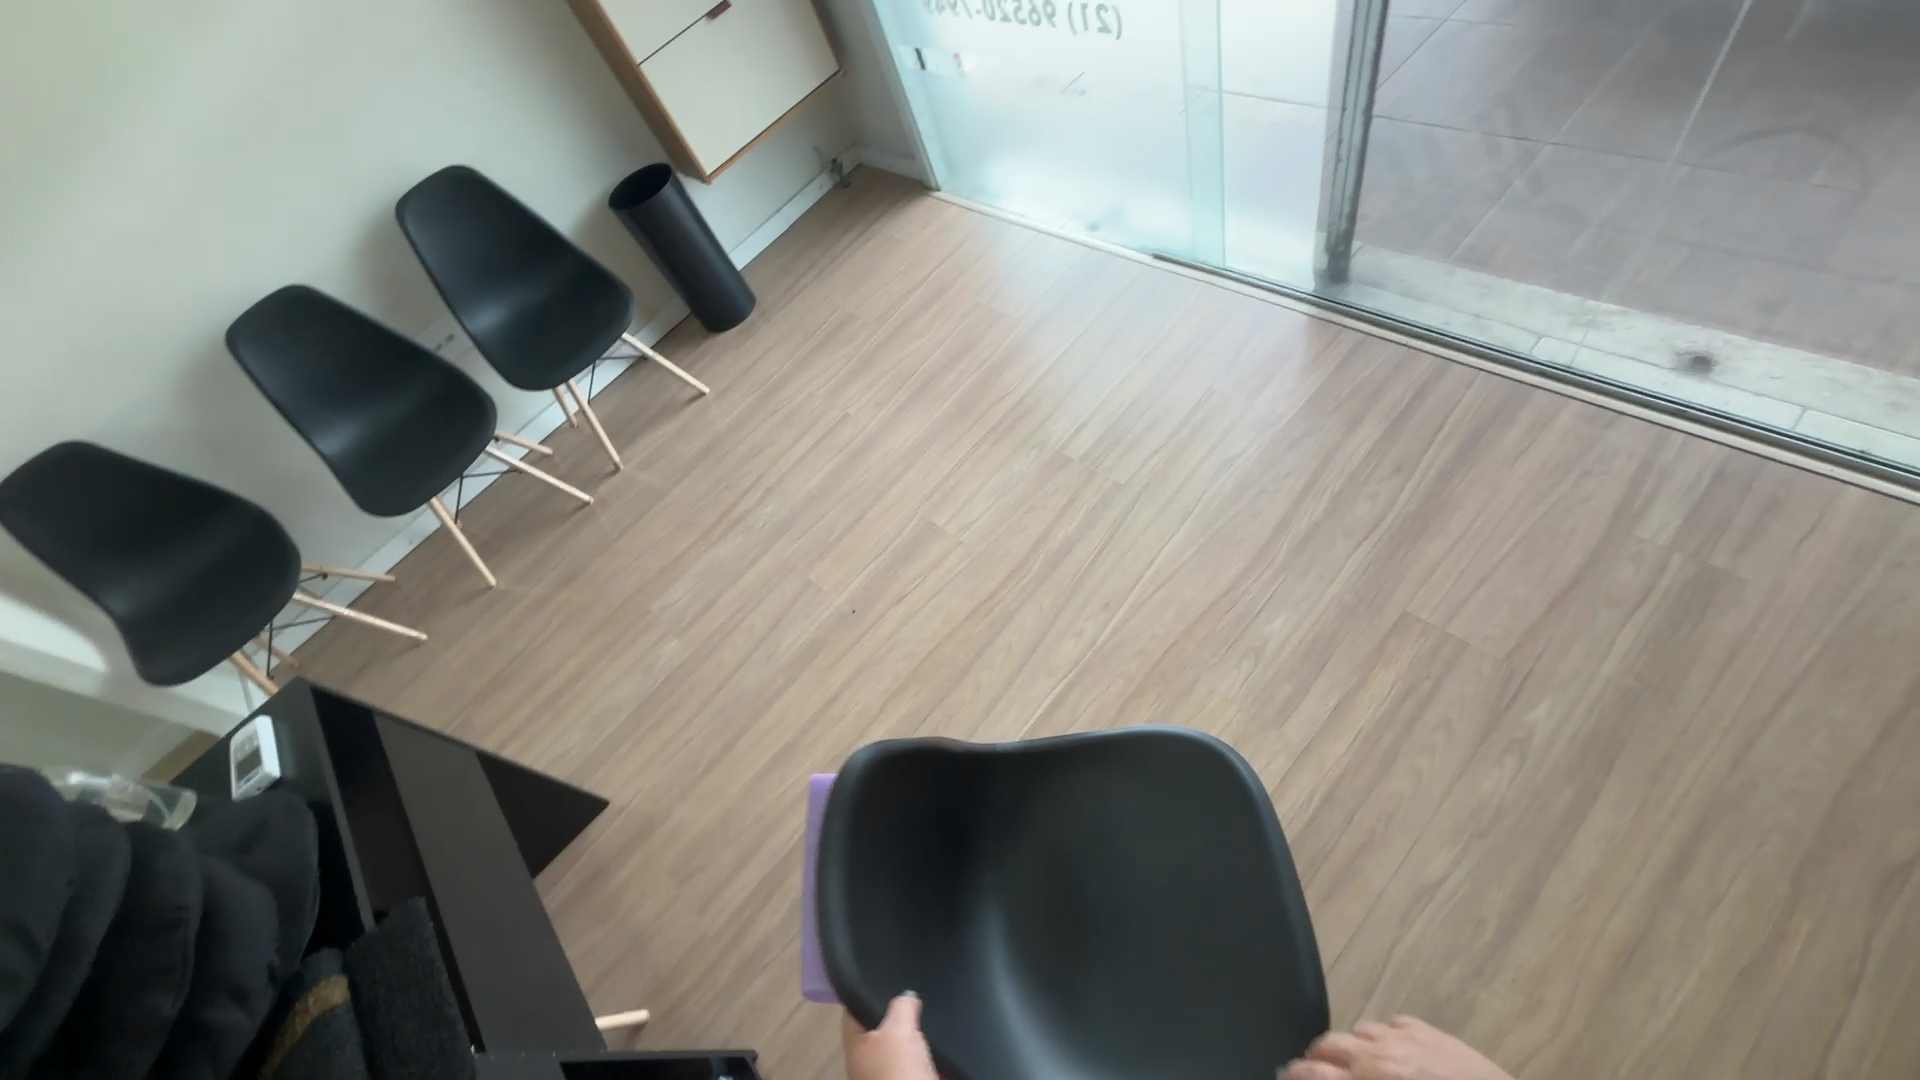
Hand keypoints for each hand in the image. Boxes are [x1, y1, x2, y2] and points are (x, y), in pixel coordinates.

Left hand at [843, 993, 938, 1079]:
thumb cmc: (898, 1071)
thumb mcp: (898, 1029)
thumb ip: (901, 1006)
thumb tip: (907, 997)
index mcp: (855, 1046)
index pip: (855, 1010)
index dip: (870, 992)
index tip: (889, 977)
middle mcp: (867, 1062)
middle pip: (881, 1028)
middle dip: (899, 1014)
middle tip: (916, 994)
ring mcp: (887, 1076)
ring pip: (901, 1046)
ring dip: (916, 1035)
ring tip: (931, 1015)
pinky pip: (917, 1061)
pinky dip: (927, 1052)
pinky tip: (937, 1042)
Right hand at [1282, 1016, 1513, 1079]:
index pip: (1312, 1073)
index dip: (1294, 1076)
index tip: (1285, 1079)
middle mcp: (1379, 1055)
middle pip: (1327, 1045)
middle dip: (1316, 1061)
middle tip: (1317, 1077)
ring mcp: (1403, 1037)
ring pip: (1357, 1031)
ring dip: (1351, 1049)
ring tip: (1358, 1068)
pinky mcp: (1427, 1030)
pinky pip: (1390, 1025)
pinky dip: (1384, 1039)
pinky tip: (1395, 1058)